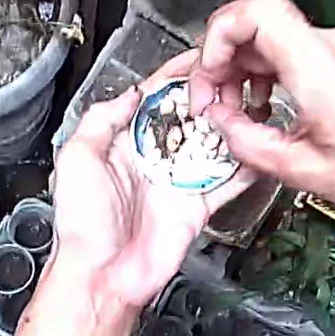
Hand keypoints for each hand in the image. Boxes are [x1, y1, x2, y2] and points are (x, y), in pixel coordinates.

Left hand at [50, 52, 250, 313]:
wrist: (103, 277)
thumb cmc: (82, 225)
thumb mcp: (76, 158)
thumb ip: (100, 120)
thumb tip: (130, 93)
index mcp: (123, 145)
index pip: (153, 100)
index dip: (175, 77)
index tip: (198, 58)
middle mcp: (153, 160)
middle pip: (189, 118)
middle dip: (210, 97)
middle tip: (233, 77)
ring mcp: (177, 182)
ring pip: (212, 145)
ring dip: (230, 126)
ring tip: (252, 103)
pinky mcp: (197, 206)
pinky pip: (226, 183)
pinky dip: (245, 168)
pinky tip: (259, 149)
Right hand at [189, 0, 334, 232]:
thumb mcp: (298, 170)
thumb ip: (245, 142)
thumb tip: (220, 122)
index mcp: (323, 72)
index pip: (260, 11)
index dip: (220, 33)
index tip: (209, 68)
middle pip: (257, 23)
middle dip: (221, 59)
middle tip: (210, 98)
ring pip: (270, 35)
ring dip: (241, 67)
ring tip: (233, 106)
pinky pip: (290, 48)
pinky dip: (264, 70)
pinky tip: (261, 102)